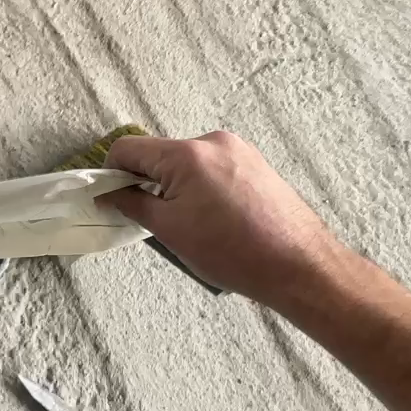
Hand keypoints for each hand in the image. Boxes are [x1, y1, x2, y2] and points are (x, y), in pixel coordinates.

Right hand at [100, 131, 353, 304]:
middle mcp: (212, 142)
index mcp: (186, 154)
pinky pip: (210, 167)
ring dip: (174, 186)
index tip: (112, 199)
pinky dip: (200, 187)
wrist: (303, 268)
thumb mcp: (169, 230)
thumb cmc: (234, 252)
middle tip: (155, 219)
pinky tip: (214, 218)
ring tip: (192, 223)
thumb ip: (130, 204)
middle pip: (157, 154)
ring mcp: (237, 150)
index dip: (111, 173)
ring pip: (184, 162)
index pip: (128, 149)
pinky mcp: (254, 163)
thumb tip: (107, 194)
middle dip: (146, 182)